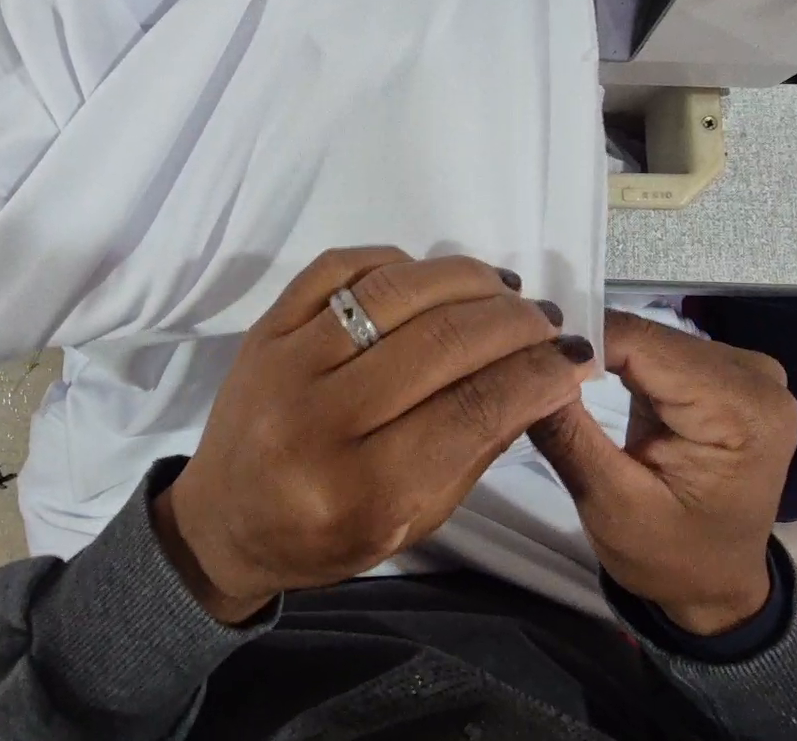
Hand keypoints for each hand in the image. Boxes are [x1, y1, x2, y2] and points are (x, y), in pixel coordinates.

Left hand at [152, 246, 595, 622]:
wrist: (224, 517)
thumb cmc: (321, 535)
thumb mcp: (410, 523)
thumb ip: (473, 451)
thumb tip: (540, 379)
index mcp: (359, 488)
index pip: (471, 410)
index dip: (536, 376)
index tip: (572, 358)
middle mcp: (317, 417)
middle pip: (439, 343)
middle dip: (511, 323)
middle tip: (545, 321)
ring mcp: (283, 361)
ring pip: (392, 293)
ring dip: (463, 280)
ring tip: (503, 289)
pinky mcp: (263, 326)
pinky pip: (335, 267)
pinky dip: (392, 260)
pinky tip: (427, 276)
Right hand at [528, 310, 796, 635]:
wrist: (714, 588)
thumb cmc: (670, 557)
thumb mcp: (608, 502)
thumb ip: (567, 430)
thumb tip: (527, 360)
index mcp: (743, 408)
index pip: (639, 341)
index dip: (574, 340)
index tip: (519, 354)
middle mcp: (753, 375)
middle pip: (641, 334)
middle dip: (580, 347)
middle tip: (525, 367)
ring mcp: (741, 371)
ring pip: (641, 336)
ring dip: (591, 352)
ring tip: (545, 372)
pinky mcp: (722, 374)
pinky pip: (651, 349)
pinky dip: (610, 359)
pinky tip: (580, 375)